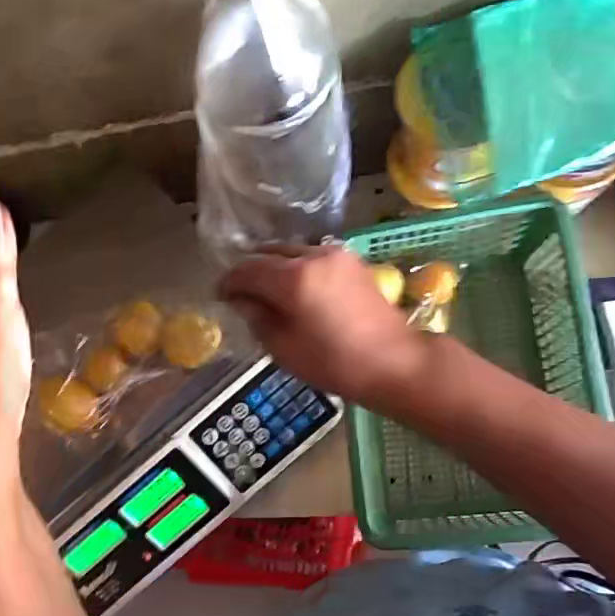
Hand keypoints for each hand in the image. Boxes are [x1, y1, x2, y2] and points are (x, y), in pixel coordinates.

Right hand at [218, 244, 429, 406]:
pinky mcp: (354, 263)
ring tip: (268, 291)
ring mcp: (338, 255)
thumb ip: (258, 319)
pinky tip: (297, 290)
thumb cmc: (336, 363)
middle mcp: (314, 255)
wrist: (394, 362)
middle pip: (270, 253)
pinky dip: (299, 268)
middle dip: (252, 270)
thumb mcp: (285, 349)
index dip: (229, 281)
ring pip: (294, 252)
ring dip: (276, 267)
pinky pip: (315, 257)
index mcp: (293, 277)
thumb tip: (243, 301)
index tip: (220, 295)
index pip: (248, 269)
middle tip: (241, 293)